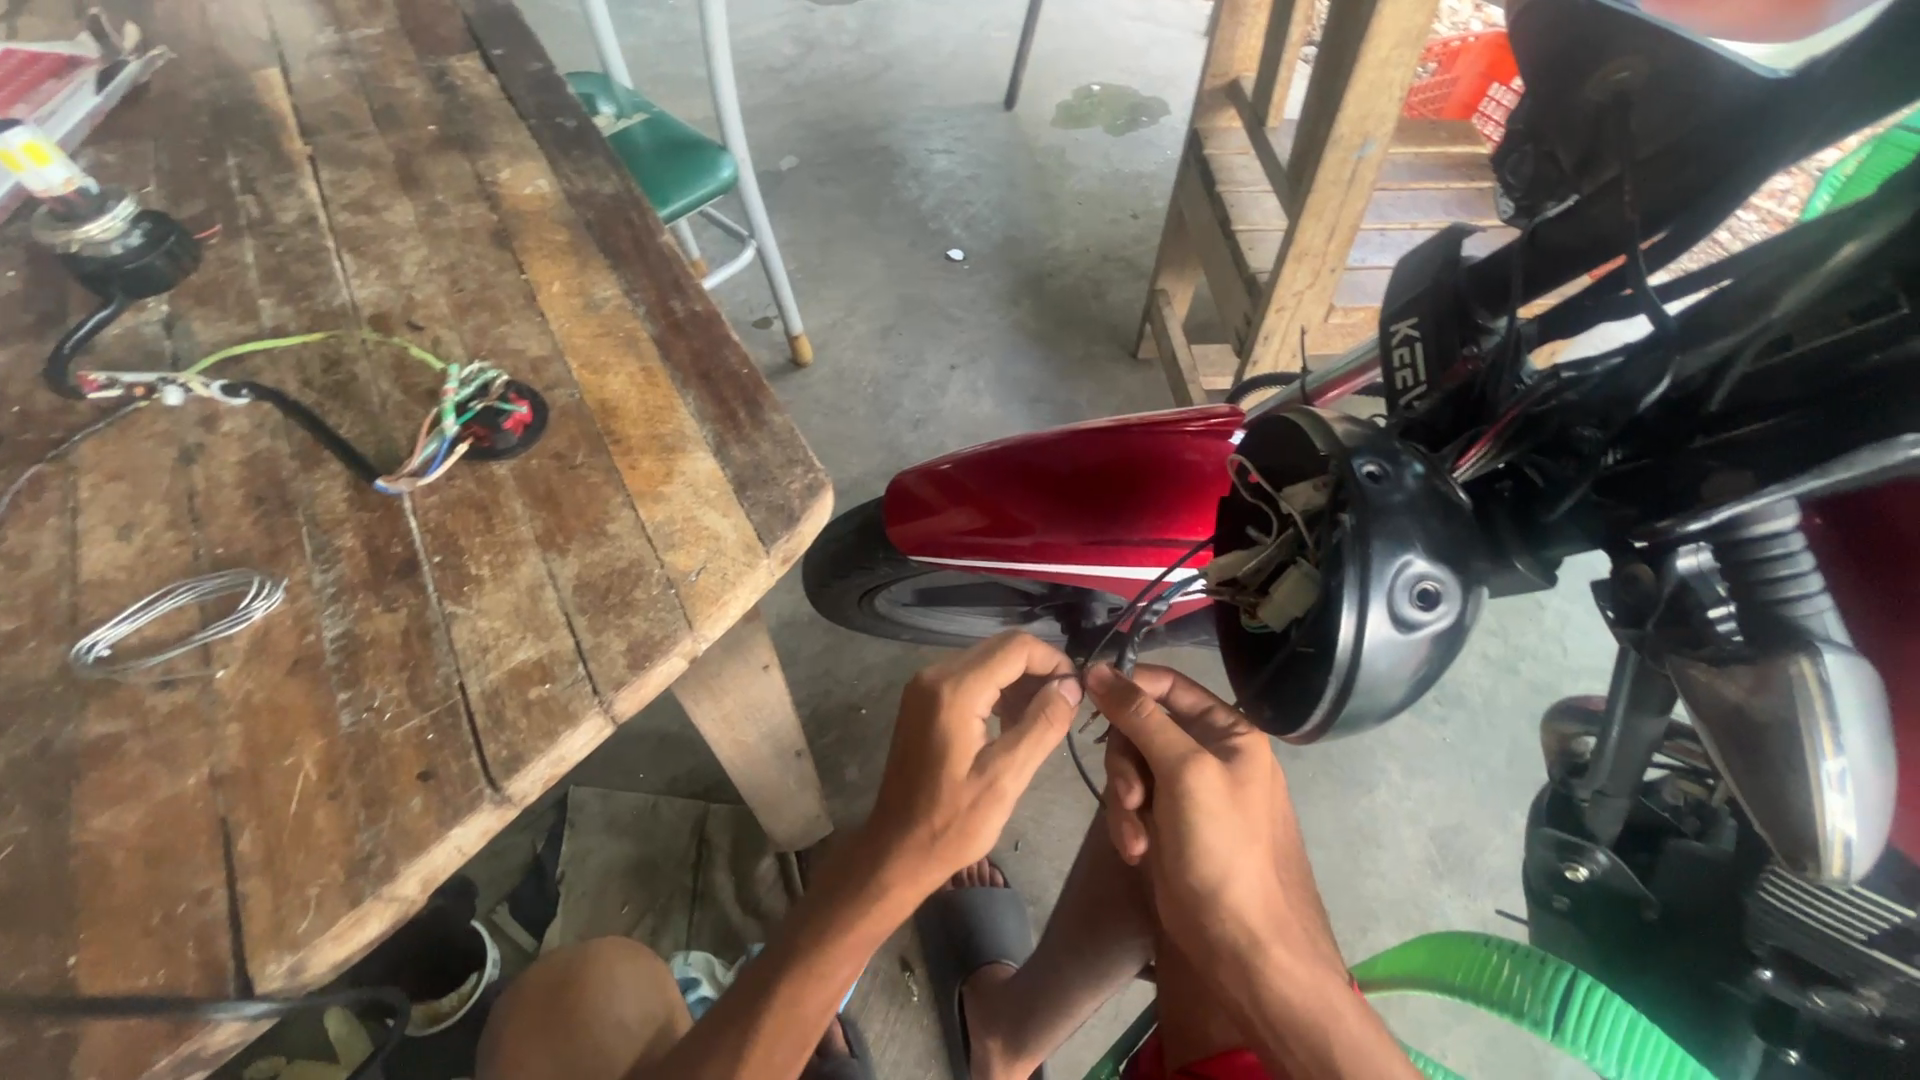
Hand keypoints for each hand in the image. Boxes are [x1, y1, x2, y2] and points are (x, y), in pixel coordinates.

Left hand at [860, 632, 1081, 892]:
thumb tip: (1071, 687)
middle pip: (1001, 647)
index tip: (1076, 692)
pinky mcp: (923, 699)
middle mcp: (935, 675)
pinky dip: (998, 690)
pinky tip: (1013, 722)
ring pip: (987, 659)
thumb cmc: (952, 822)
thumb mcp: (1005, 778)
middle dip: (1039, 669)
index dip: (1054, 661)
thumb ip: (1041, 726)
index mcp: (953, 690)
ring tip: (1043, 719)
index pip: (1016, 647)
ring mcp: (924, 685)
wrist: (897, 848)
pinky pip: (970, 676)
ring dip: (1020, 680)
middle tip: (1064, 707)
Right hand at [1089, 664, 1344, 979]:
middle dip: (1126, 762)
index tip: (1088, 695)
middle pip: (1141, 728)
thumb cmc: (1223, 848)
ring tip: (1135, 834)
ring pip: (1130, 767)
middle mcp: (1209, 755)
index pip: (1169, 685)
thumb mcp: (1184, 771)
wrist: (1242, 945)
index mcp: (1228, 732)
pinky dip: (1128, 823)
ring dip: (1123, 799)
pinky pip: (1132, 803)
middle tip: (1130, 795)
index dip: (1128, 687)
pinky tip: (1137, 850)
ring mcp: (1187, 792)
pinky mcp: (1168, 824)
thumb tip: (1098, 668)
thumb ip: (1140, 716)